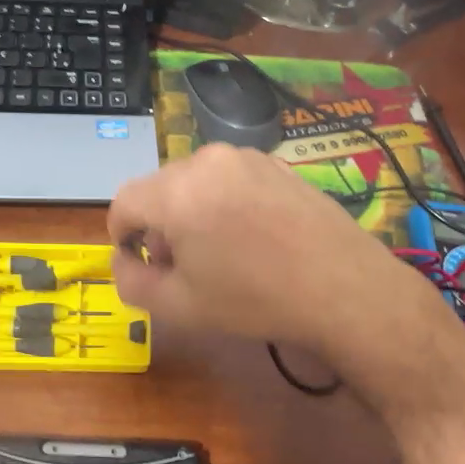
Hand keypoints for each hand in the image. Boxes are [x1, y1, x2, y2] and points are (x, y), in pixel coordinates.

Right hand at [108, 145, 464, 409]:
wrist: (343, 287)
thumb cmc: (254, 300)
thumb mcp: (179, 306)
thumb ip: (131, 281)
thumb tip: (123, 260)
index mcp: (176, 191)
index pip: (123, 202)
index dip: (121, 237)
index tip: (141, 264)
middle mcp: (207, 161)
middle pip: (159, 189)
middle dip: (158, 226)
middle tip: (181, 267)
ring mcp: (247, 157)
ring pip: (195, 181)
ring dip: (191, 212)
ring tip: (219, 253)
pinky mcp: (276, 163)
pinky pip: (230, 179)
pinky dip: (224, 202)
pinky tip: (251, 238)